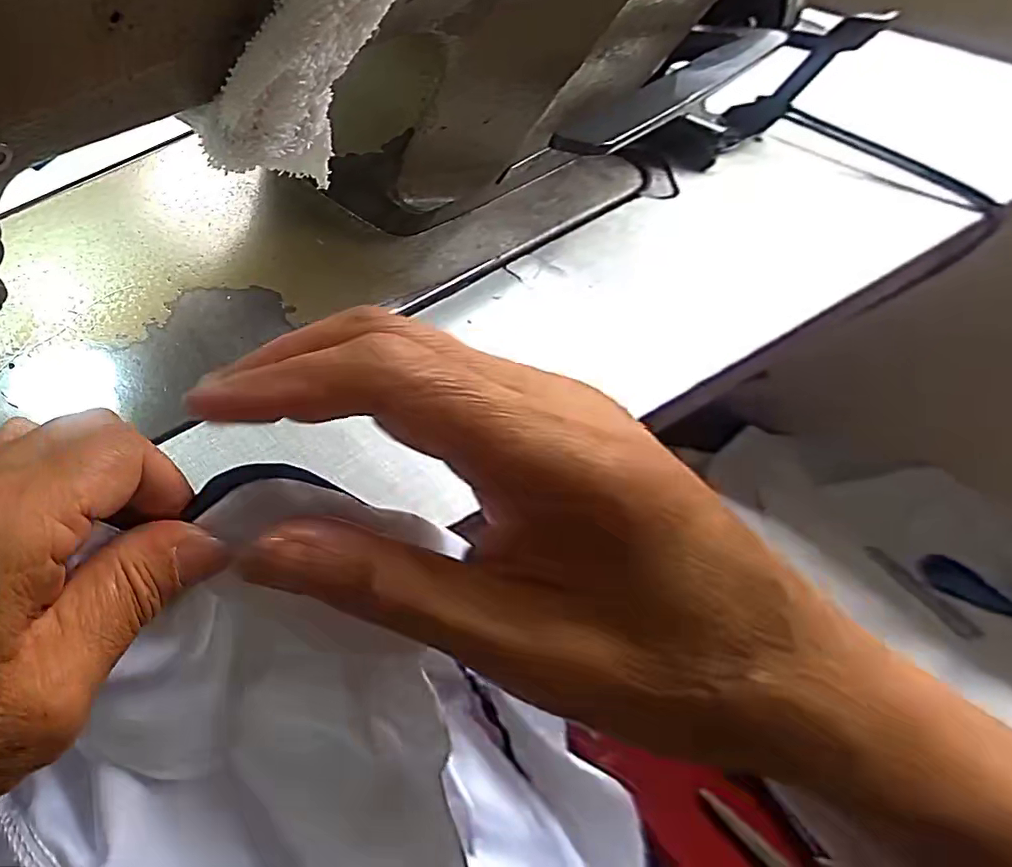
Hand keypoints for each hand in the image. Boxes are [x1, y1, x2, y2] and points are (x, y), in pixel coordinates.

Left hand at [0, 411, 228, 866]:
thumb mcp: (58, 680)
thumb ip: (133, 590)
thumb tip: (203, 538)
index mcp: (12, 510)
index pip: (121, 449)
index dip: (168, 487)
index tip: (185, 547)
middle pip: (96, 429)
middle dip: (142, 479)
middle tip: (156, 552)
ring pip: (64, 435)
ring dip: (104, 478)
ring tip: (114, 549)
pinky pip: (29, 451)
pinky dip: (67, 480)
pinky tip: (64, 540)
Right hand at [186, 307, 1011, 862]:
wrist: (802, 674)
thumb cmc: (668, 669)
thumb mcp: (518, 645)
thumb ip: (381, 588)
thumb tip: (261, 550)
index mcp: (544, 444)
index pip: (386, 374)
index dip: (285, 380)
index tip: (210, 402)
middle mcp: (540, 393)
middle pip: (388, 337)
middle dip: (287, 358)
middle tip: (217, 397)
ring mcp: (542, 391)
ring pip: (404, 340)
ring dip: (316, 357)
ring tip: (251, 396)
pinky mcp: (538, 407)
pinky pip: (426, 363)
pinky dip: (353, 371)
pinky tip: (324, 403)